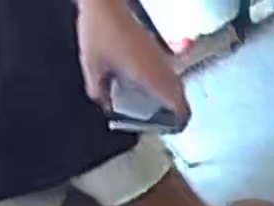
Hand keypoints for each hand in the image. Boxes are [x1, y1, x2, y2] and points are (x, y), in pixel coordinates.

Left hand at [77, 0, 190, 118]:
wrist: (104, 2)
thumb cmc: (100, 31)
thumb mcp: (91, 62)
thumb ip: (97, 87)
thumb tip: (103, 104)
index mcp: (154, 81)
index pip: (181, 110)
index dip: (179, 122)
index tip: (169, 126)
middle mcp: (164, 73)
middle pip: (181, 100)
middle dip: (173, 110)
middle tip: (158, 114)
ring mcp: (163, 60)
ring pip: (176, 86)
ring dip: (168, 95)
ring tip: (150, 96)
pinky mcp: (157, 49)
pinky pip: (167, 73)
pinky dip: (161, 81)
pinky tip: (144, 77)